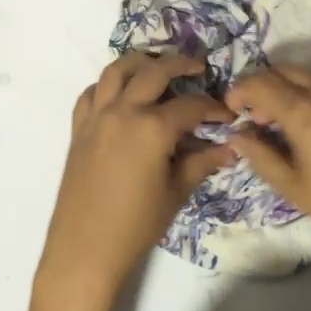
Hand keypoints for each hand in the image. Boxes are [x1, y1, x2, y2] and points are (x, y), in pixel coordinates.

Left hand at [39, 54, 234, 295]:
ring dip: (139, 62)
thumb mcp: (175, 193)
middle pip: (154, 71)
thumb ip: (201, 163)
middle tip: (197, 67)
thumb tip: (231, 148)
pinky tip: (121, 93)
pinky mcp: (79, 128)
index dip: (213, 107)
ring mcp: (97, 117)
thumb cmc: (135, 225)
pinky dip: (107, 84)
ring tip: (157, 65)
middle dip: (179, 64)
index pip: (190, 106)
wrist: (84, 248)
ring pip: (116, 70)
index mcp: (152, 128)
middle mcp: (123, 112)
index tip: (227, 115)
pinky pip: (92, 92)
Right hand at [222, 65, 310, 271]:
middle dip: (264, 86)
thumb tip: (238, 134)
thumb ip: (260, 156)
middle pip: (284, 69)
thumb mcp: (295, 188)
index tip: (234, 111)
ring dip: (293, 91)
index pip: (258, 82)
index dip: (239, 91)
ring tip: (294, 127)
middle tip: (260, 118)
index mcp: (302, 111)